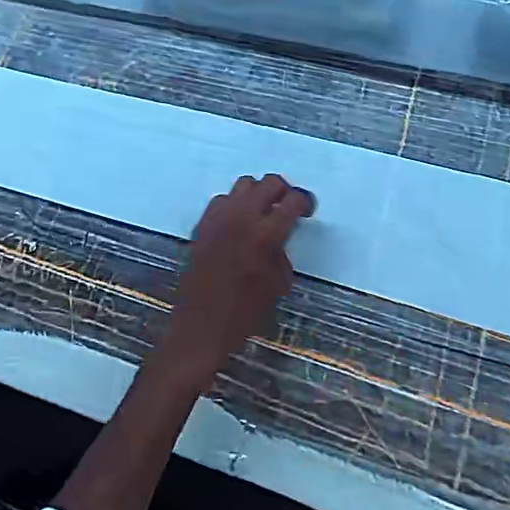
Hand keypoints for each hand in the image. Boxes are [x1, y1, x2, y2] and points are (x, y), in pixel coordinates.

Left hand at [152, 174, 314, 389]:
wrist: (201, 326)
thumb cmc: (245, 312)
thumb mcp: (277, 283)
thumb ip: (281, 252)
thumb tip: (280, 237)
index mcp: (265, 235)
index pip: (292, 201)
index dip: (305, 201)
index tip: (307, 210)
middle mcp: (241, 218)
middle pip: (268, 183)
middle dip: (283, 191)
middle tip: (288, 207)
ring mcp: (218, 219)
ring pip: (244, 185)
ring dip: (258, 194)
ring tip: (263, 212)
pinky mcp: (202, 225)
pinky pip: (222, 200)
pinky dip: (234, 204)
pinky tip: (238, 223)